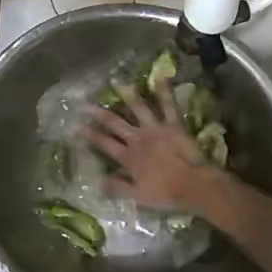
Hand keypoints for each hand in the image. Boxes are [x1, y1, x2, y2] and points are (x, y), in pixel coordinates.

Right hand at [83, 82, 215, 213]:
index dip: (90, 135)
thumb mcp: (137, 196)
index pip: (105, 144)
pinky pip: (168, 105)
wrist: (194, 185)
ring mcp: (155, 130)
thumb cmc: (166, 194)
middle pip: (115, 123)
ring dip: (128, 96)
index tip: (76, 126)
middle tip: (86, 103)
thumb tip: (96, 180)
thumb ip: (116, 187)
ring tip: (118, 84)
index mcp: (129, 158)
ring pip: (139, 109)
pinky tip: (160, 75)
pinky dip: (164, 90)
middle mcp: (138, 139)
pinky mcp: (173, 125)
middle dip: (99, 113)